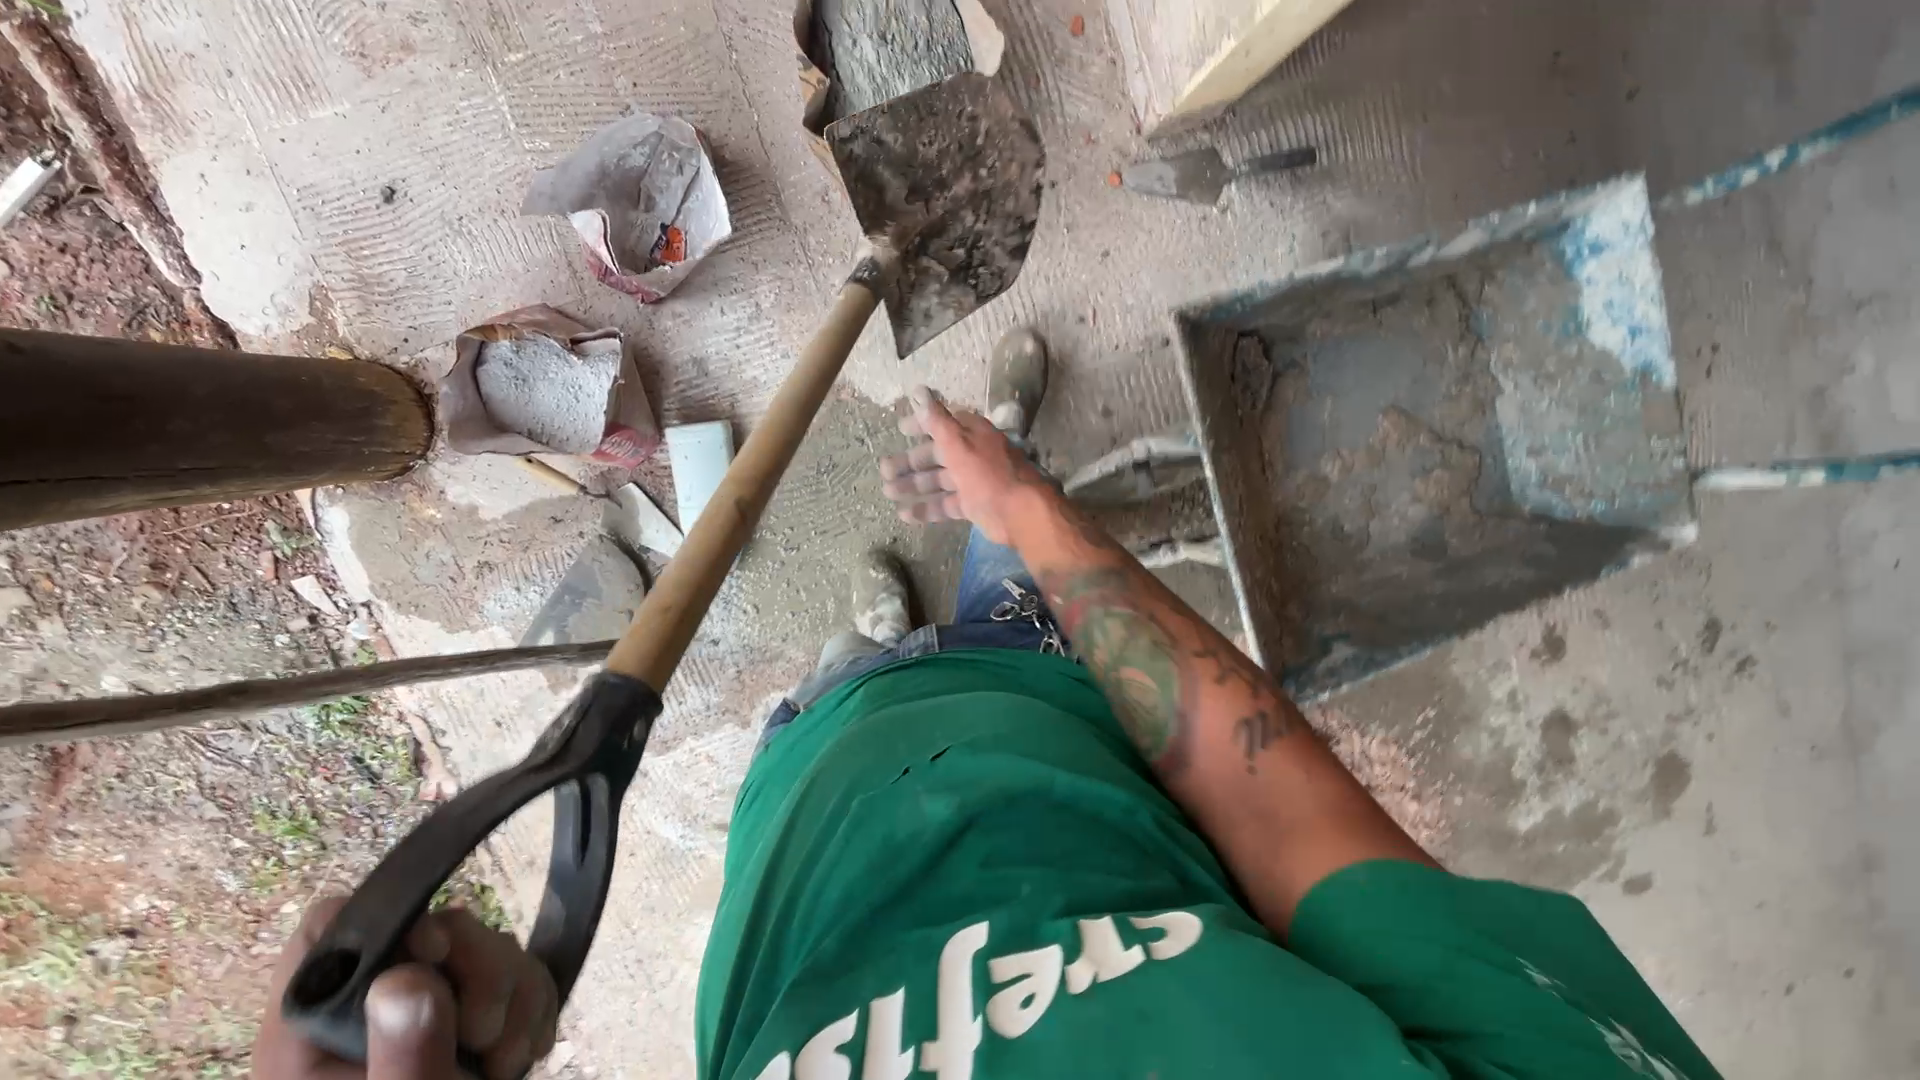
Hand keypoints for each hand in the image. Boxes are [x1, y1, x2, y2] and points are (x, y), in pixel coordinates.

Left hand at [254, 897, 558, 1079]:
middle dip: (482, 972)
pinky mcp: (473, 1014)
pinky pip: (521, 974)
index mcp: (314, 1026)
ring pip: (488, 947)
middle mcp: (369, 1001)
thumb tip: (409, 973)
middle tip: (485, 1040)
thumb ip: (404, 1054)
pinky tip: (526, 1054)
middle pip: (436, 928)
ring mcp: (429, 1004)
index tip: (435, 957)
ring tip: (510, 1065)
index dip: (388, 920)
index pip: (332, 925)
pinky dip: (534, 1007)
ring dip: (517, 996)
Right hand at [879, 387, 1053, 544]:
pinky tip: (906, 515)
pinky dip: (928, 509)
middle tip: (884, 471)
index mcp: (972, 433)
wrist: (1019, 511)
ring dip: (914, 485)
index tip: (900, 430)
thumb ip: (936, 420)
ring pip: (939, 480)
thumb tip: (918, 391)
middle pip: (937, 455)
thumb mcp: (958, 443)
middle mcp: (973, 454)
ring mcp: (974, 481)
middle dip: (910, 462)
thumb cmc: (987, 473)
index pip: (943, 423)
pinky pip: (946, 504)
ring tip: (889, 492)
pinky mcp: (974, 505)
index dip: (921, 425)